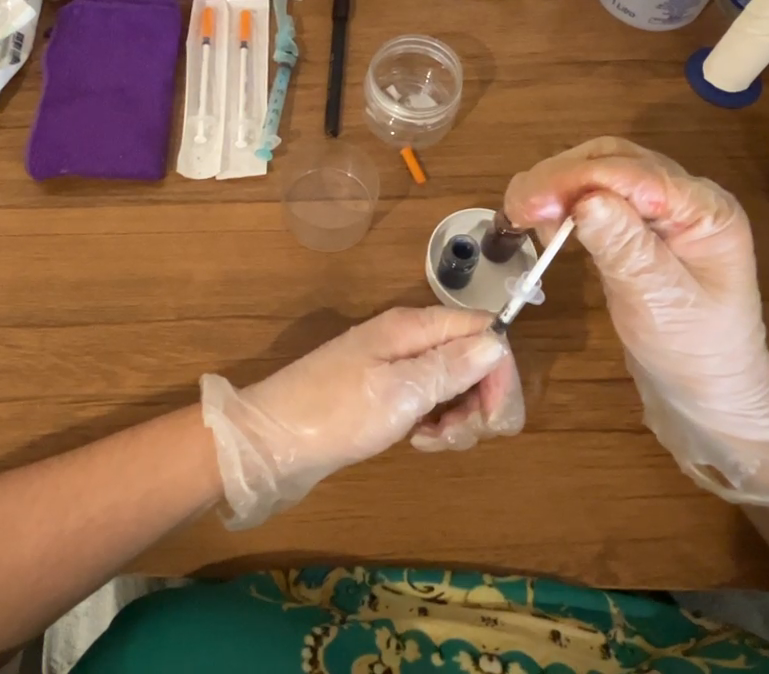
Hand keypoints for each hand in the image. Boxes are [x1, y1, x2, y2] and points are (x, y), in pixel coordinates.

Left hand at [201, 307, 522, 528]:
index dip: (498, 370)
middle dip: (478, 399)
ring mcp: (394, 367)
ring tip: (431, 441)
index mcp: (412, 327)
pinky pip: (428, 401)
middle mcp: (407, 339)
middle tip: (458, 435)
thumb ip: (449, 366)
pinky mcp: (384, 393)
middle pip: (472, 357)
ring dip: (457, 417)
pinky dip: (434, 422)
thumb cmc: (334, 414)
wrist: (270, 442)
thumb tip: (497, 343)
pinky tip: (418, 441)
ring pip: (453, 383)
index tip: (492, 416)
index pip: (482, 328)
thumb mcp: (398, 392)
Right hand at [504, 137, 768, 504]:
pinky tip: (545, 223)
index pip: (630, 172)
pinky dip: (563, 202)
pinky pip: (594, 196)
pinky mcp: (637, 226)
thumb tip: (584, 201)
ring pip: (598, 171)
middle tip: (518, 208)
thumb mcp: (659, 303)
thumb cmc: (692, 352)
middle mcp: (684, 197)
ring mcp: (661, 209)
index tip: (527, 206)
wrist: (709, 391)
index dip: (573, 180)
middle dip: (559, 176)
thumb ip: (624, 248)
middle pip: (611, 159)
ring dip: (555, 185)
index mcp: (704, 209)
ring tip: (523, 214)